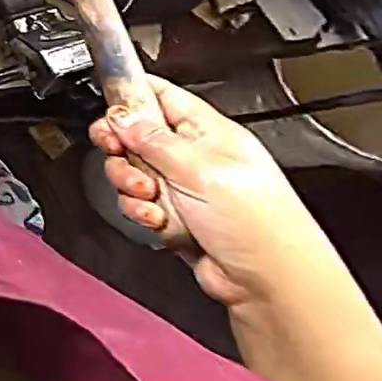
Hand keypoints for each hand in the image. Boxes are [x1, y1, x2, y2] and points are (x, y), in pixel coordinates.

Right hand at [88, 76, 339, 306]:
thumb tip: (120, 114)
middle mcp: (192, 154)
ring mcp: (181, 184)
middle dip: (120, 147)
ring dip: (130, 185)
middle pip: (133, 132)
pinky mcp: (171, 212)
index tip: (110, 109)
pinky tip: (160, 219)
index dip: (129, 95)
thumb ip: (152, 139)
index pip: (159, 93)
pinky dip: (141, 211)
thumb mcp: (200, 170)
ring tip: (152, 197)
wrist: (271, 287)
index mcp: (207, 131)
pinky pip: (136, 201)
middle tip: (119, 153)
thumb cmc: (260, 227)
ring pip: (129, 169)